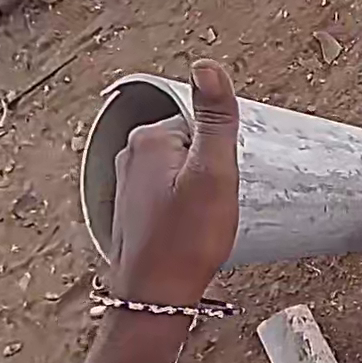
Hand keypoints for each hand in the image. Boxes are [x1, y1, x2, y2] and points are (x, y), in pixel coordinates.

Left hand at [109, 60, 239, 305]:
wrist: (157, 295)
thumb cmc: (187, 239)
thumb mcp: (214, 173)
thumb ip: (215, 119)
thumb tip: (209, 67)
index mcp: (150, 141)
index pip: (201, 123)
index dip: (225, 148)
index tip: (231, 174)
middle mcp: (132, 156)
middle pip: (191, 142)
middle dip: (214, 163)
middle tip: (226, 195)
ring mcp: (130, 183)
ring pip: (181, 166)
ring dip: (201, 182)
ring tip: (213, 211)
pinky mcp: (135, 206)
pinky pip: (171, 187)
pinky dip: (187, 198)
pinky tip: (196, 221)